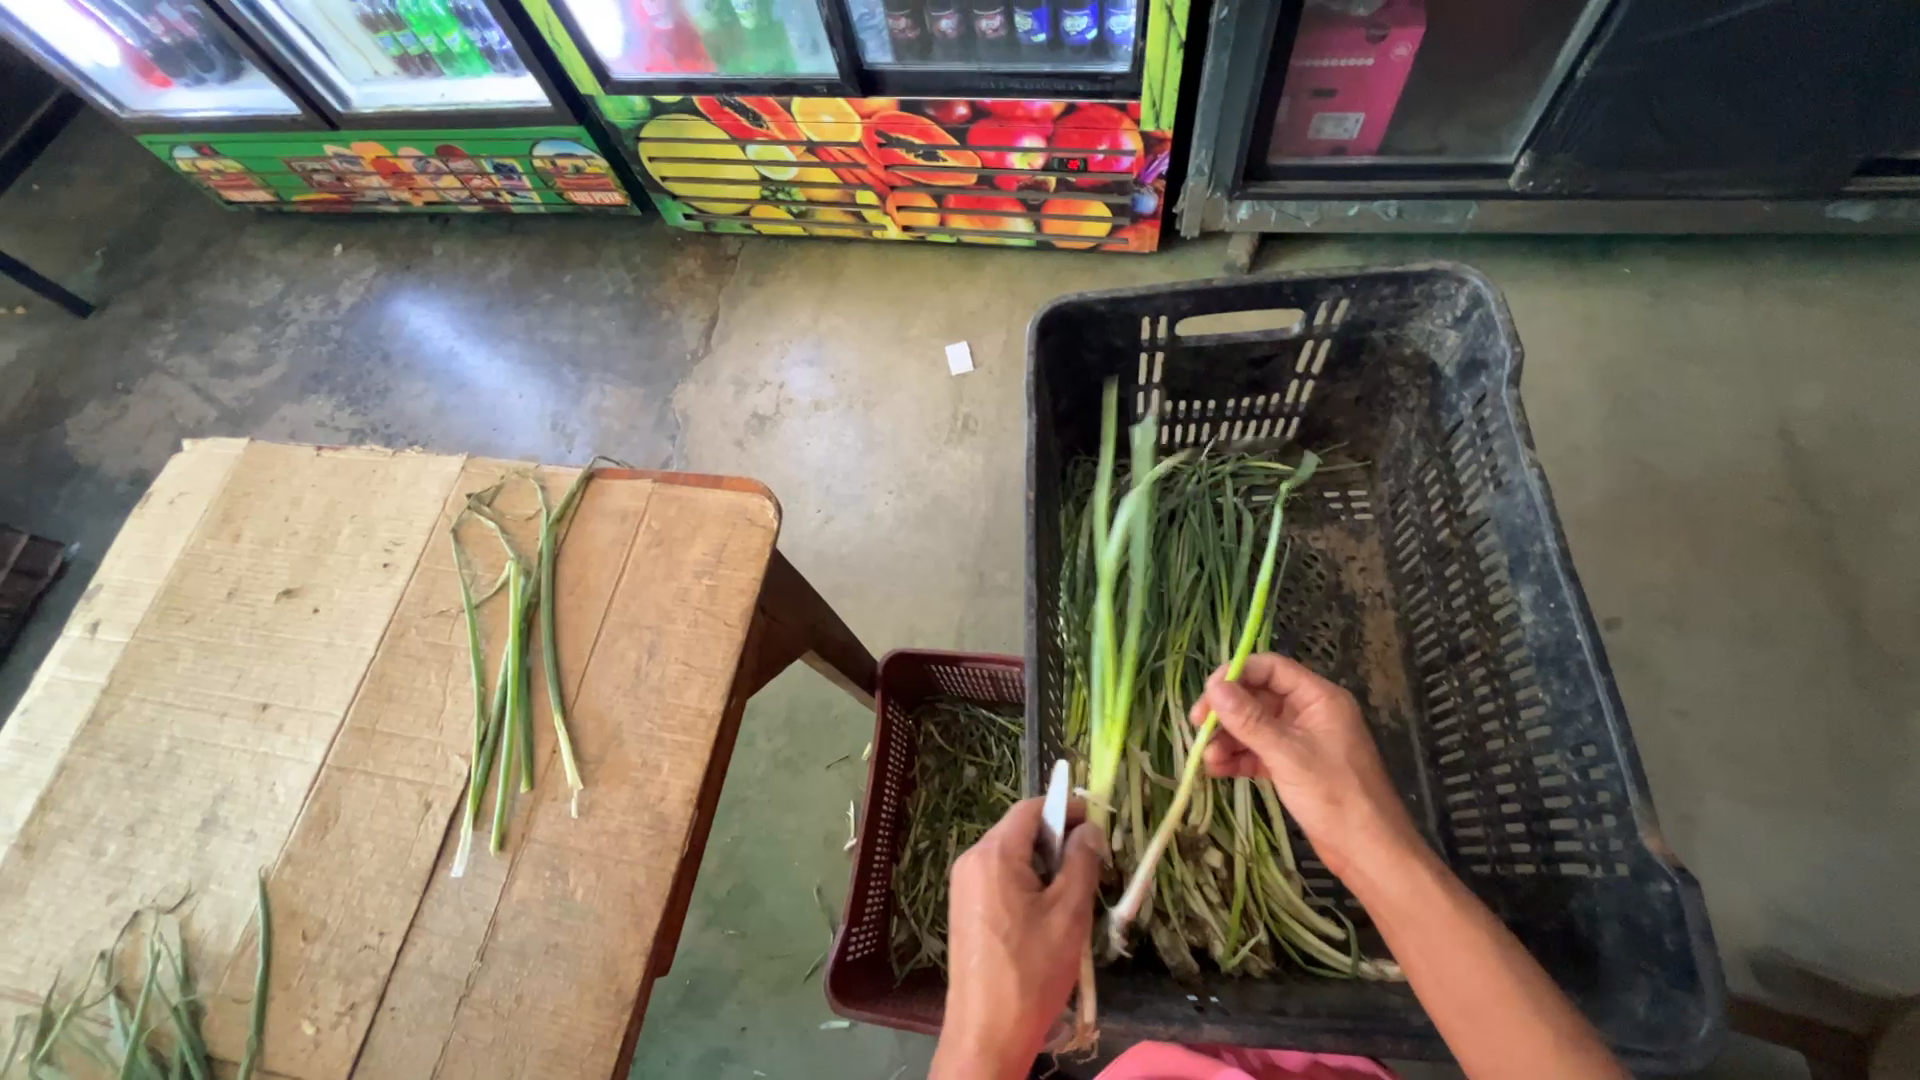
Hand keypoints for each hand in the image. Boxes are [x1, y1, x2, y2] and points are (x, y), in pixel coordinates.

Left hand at [931, 798, 1103, 1079]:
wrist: (987, 1032)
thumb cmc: (1032, 971)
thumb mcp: (1069, 913)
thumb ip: (1082, 862)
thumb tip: (1090, 830)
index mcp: (994, 853)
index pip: (1032, 808)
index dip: (1066, 810)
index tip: (1097, 827)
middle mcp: (972, 859)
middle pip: (1019, 830)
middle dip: (1057, 840)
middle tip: (1091, 864)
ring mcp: (963, 884)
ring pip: (1011, 855)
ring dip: (1043, 864)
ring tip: (1073, 894)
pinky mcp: (965, 907)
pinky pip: (999, 877)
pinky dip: (1026, 882)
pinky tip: (1047, 913)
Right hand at [1190, 653, 1422, 877]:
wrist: (1370, 855)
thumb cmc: (1337, 797)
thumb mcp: (1288, 755)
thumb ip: (1249, 720)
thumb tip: (1214, 687)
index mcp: (1318, 699)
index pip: (1271, 668)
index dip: (1236, 674)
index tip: (1208, 693)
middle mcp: (1308, 713)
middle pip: (1257, 696)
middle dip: (1226, 711)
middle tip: (1198, 725)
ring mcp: (1300, 740)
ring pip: (1253, 725)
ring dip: (1228, 738)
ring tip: (1208, 759)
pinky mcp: (1292, 765)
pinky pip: (1257, 750)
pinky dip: (1237, 757)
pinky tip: (1217, 770)